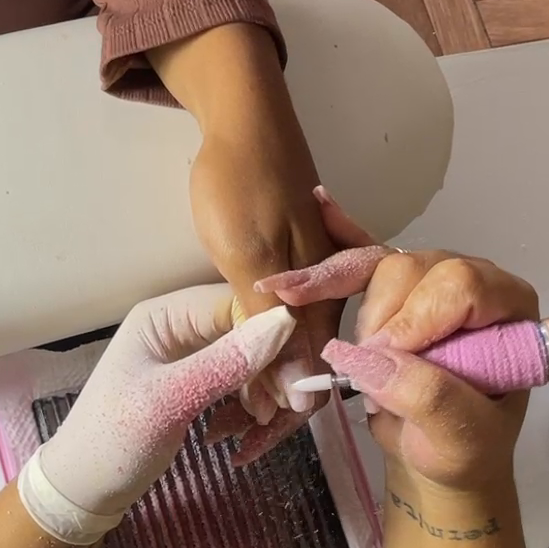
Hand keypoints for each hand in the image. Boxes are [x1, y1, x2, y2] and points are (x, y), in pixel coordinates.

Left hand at [18, 284, 295, 544]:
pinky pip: (245, 388)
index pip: (241, 304)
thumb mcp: (169, 402)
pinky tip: (242, 441)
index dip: (277, 340)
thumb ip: (225, 362)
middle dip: (276, 374)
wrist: (84, 491)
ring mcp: (193, 356)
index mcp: (166, 315)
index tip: (298, 384)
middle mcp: (182, 326)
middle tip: (288, 413)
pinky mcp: (201, 384)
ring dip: (267, 399)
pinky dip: (252, 414)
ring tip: (257, 435)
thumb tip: (285, 320)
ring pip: (256, 363)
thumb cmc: (113, 442)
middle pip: (254, 333)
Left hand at [149, 22, 339, 463]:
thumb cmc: (236, 180)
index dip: (285, 398)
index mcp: (308, 287)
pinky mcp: (282, 256)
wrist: (239, 111)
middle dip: (274, 397)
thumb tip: (293, 383)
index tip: (261, 434)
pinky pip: (279, 315)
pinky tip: (244, 360)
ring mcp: (299, 266)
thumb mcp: (245, 252)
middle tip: (245, 436)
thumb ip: (267, 317)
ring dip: (263, 375)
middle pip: (300, 356)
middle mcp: (312, 282)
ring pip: (288, 339)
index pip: (306, 359)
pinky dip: (259, 344)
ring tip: (238, 415)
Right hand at [261, 205, 538, 494]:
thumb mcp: (460, 440)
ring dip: (352, 308)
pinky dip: (338, 239)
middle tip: (366, 370)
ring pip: (378, 266)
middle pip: (414, 269)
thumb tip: (368, 359)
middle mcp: (470, 283)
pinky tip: (318, 206)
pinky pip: (362, 254)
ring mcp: (427, 281)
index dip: (416, 320)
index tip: (385, 361)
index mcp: (507, 310)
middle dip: (380, 320)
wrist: (436, 453)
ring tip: (350, 356)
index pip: (463, 285)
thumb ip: (429, 398)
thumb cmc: (461, 449)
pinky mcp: (391, 290)